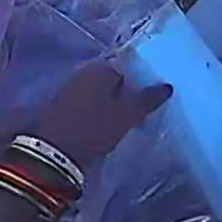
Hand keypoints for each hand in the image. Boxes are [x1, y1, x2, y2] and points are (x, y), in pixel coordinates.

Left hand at [30, 61, 172, 166]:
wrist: (54, 154)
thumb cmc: (95, 128)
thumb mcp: (127, 115)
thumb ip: (148, 99)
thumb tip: (167, 86)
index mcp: (101, 67)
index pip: (127, 67)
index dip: (138, 84)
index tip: (145, 102)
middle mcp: (84, 71)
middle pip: (112, 79)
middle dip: (123, 93)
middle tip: (135, 113)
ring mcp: (70, 88)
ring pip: (98, 92)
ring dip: (109, 103)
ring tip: (120, 123)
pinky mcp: (61, 106)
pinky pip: (86, 102)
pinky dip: (95, 111)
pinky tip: (101, 127)